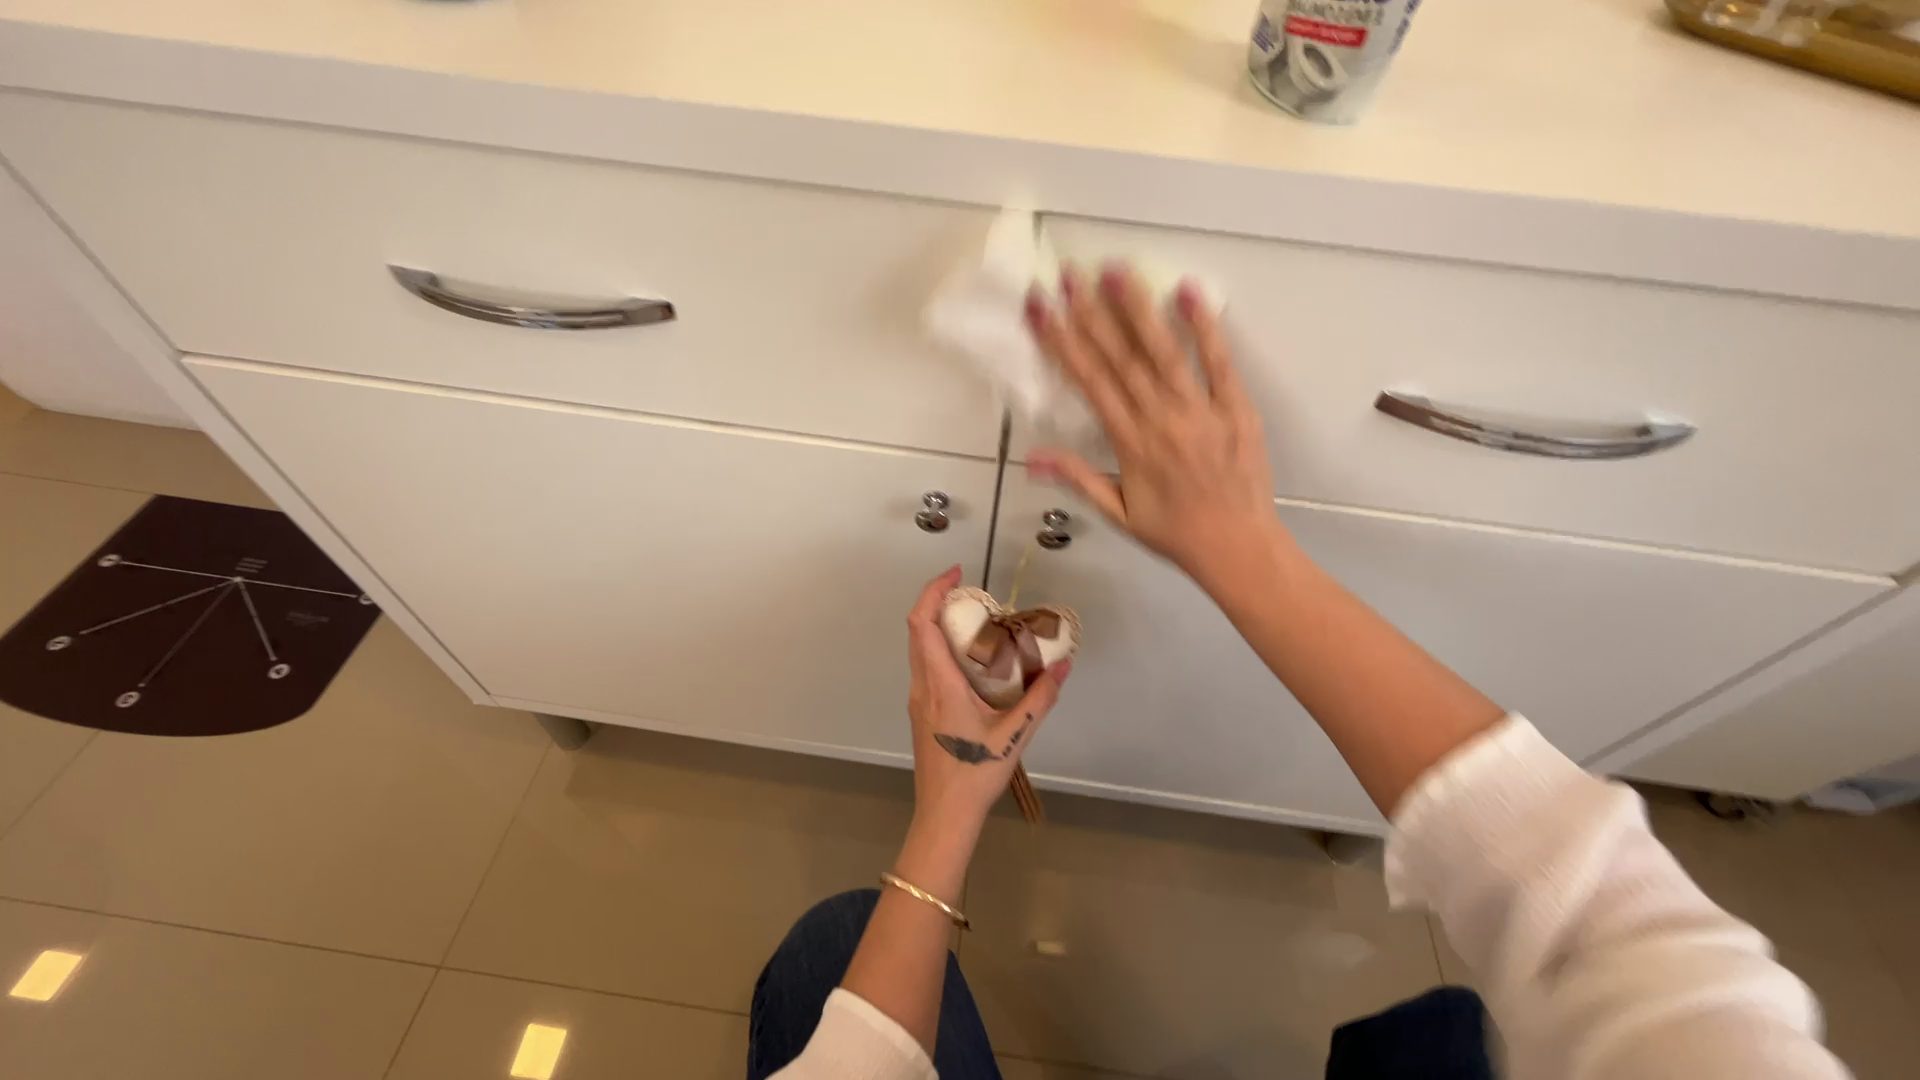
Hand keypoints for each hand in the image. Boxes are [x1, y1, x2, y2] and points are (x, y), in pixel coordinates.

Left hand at [904, 566, 1069, 844]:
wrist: (944, 815)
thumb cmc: (975, 774)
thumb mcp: (1015, 735)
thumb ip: (1041, 698)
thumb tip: (1064, 667)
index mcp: (938, 684)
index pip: (922, 623)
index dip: (934, 591)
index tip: (957, 573)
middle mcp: (921, 686)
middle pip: (917, 630)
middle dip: (938, 601)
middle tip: (972, 593)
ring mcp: (918, 699)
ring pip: (919, 648)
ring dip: (939, 625)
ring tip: (975, 621)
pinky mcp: (921, 711)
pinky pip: (925, 666)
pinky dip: (942, 648)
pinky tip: (972, 660)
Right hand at [1025, 264, 1284, 591]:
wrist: (1237, 548)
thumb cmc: (1174, 532)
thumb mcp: (1117, 512)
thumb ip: (1077, 478)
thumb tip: (1032, 457)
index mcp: (1130, 444)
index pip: (1089, 382)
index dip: (1062, 342)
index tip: (1042, 309)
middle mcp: (1160, 420)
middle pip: (1120, 359)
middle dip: (1092, 314)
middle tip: (1070, 275)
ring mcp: (1200, 411)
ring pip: (1163, 353)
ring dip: (1138, 310)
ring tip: (1117, 271)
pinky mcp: (1237, 408)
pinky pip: (1219, 363)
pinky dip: (1205, 327)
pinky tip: (1188, 292)